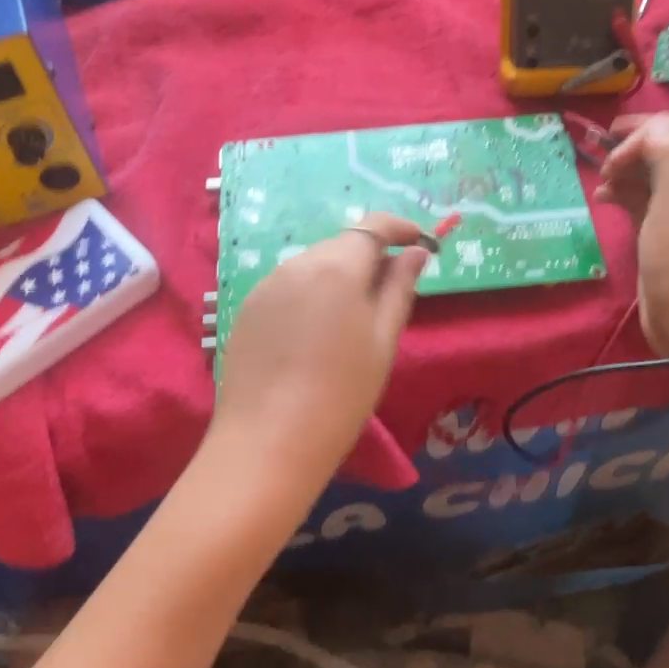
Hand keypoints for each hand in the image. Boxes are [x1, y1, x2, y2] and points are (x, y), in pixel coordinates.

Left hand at [210, 213, 430, 481]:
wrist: (268, 441)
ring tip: (352, 319)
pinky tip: (315, 334)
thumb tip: (414, 253)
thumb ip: (400, 288)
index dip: (401, 228)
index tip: (422, 242)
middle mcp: (297, 264)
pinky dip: (309, 295)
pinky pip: (287, 287)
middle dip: (369, 256)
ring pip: (312, 265)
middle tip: (392, 291)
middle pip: (341, 245)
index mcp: (336, 267)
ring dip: (338, 276)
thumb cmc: (341, 394)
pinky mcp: (246, 310)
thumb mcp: (383, 342)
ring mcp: (265, 286)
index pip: (373, 226)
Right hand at [596, 112, 668, 355]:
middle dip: (633, 145)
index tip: (614, 154)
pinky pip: (647, 198)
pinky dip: (625, 192)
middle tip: (600, 157)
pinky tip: (604, 199)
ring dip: (626, 169)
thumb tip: (654, 128)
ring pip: (654, 171)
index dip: (646, 130)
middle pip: (668, 145)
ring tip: (601, 181)